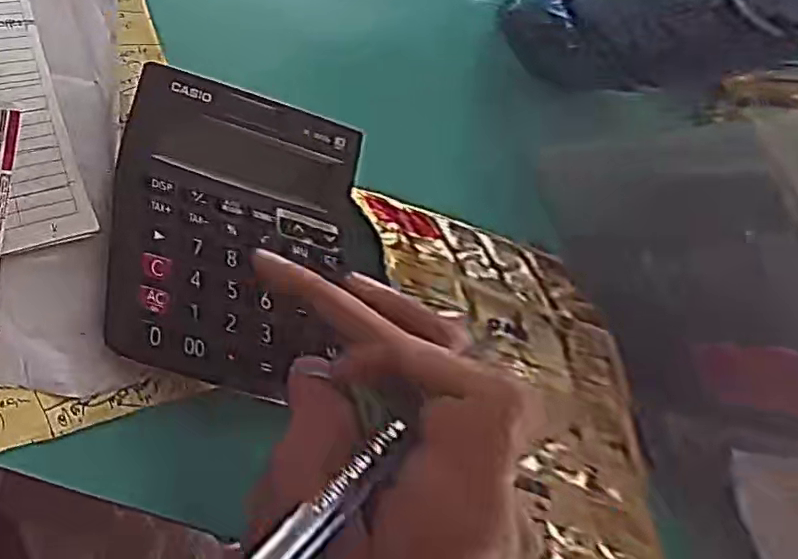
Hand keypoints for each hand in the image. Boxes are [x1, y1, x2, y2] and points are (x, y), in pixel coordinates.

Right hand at [247, 250, 539, 558]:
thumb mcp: (303, 514)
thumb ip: (315, 432)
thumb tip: (320, 370)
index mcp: (463, 504)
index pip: (479, 394)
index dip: (404, 351)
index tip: (337, 362)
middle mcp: (494, 495)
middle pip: (476, 374)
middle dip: (388, 316)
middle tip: (317, 282)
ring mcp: (486, 496)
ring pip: (468, 384)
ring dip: (401, 329)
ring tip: (343, 292)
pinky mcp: (463, 498)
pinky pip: (444, 411)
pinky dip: (398, 367)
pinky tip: (360, 354)